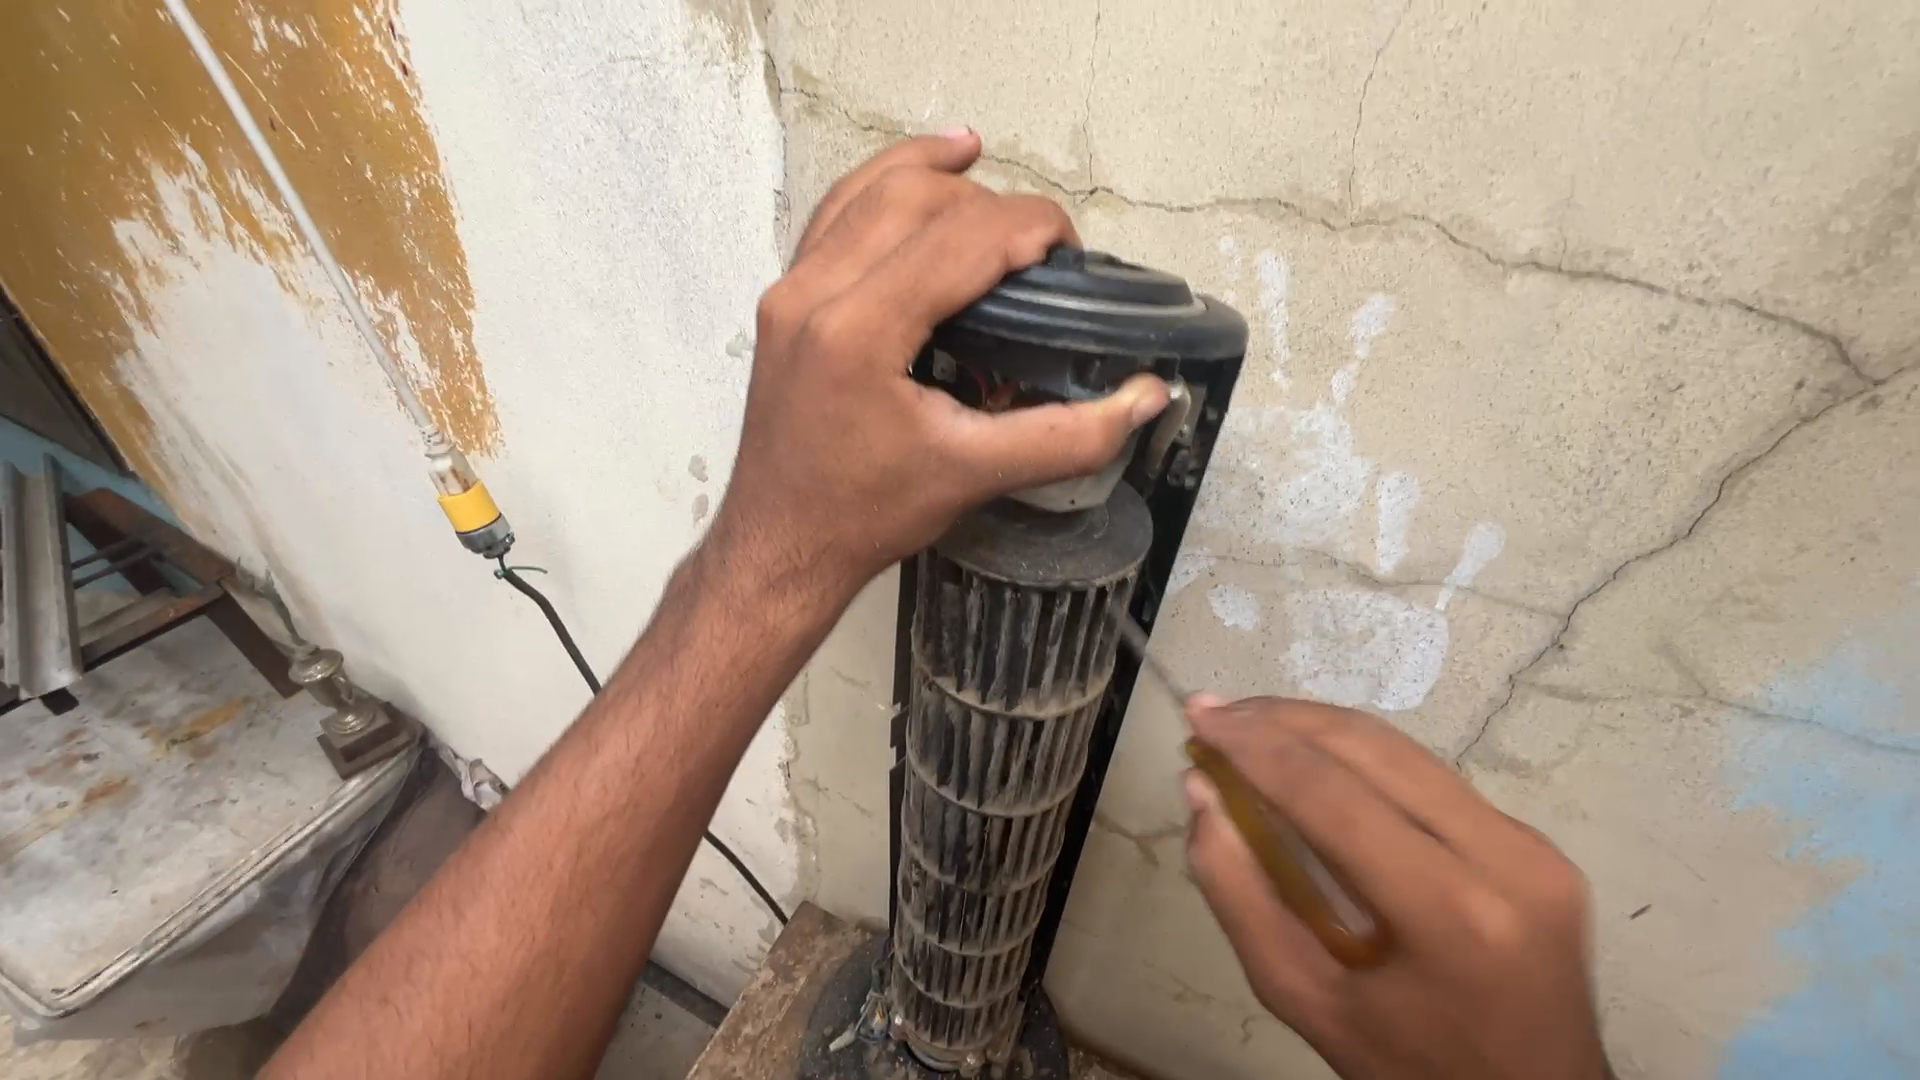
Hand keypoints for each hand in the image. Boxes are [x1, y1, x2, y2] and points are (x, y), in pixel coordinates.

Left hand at [712, 132, 1168, 599]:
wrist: (783, 543)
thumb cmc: (863, 516)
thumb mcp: (974, 476)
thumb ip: (1068, 436)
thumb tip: (1143, 397)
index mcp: (858, 333)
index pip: (962, 239)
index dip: (1030, 228)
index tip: (1067, 251)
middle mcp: (813, 295)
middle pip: (916, 198)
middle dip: (990, 204)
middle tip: (1037, 247)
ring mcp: (789, 293)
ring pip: (867, 191)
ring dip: (932, 174)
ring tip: (985, 170)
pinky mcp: (784, 302)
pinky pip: (835, 216)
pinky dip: (880, 187)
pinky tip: (917, 177)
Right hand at [1184, 697, 1609, 1079]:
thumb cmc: (1403, 1062)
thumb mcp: (1298, 994)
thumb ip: (1236, 890)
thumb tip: (1201, 791)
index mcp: (1451, 914)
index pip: (1332, 796)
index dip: (1255, 747)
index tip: (1199, 718)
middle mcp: (1504, 859)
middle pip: (1369, 750)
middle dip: (1278, 719)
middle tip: (1211, 711)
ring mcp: (1527, 843)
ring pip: (1398, 747)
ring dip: (1312, 724)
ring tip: (1245, 721)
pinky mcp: (1530, 838)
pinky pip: (1422, 772)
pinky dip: (1351, 751)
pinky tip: (1303, 752)